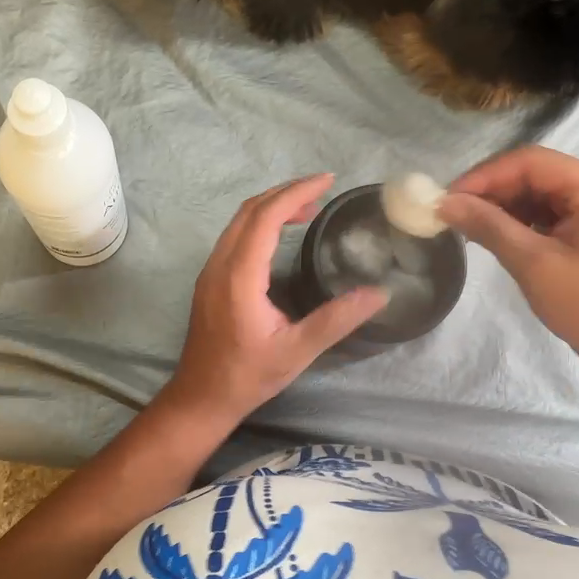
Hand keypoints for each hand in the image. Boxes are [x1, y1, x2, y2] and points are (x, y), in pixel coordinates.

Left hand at [166, 175, 388, 417]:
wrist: (200, 397)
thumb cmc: (247, 376)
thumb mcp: (297, 351)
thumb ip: (336, 320)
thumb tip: (378, 294)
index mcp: (239, 275)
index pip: (266, 217)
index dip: (296, 192)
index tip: (327, 181)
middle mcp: (219, 265)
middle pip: (249, 211)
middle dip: (285, 192)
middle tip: (322, 189)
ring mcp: (210, 271)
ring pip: (238, 222)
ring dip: (271, 207)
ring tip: (307, 207)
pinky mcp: (210, 281)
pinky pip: (234, 236)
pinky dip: (259, 223)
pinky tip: (281, 235)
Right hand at [437, 147, 578, 369]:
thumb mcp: (533, 263)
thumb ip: (488, 226)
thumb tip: (443, 203)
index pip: (530, 162)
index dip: (485, 175)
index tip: (448, 199)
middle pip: (534, 174)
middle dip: (491, 190)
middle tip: (453, 214)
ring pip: (538, 195)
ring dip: (502, 207)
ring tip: (468, 227)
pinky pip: (547, 216)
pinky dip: (518, 222)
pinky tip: (495, 238)